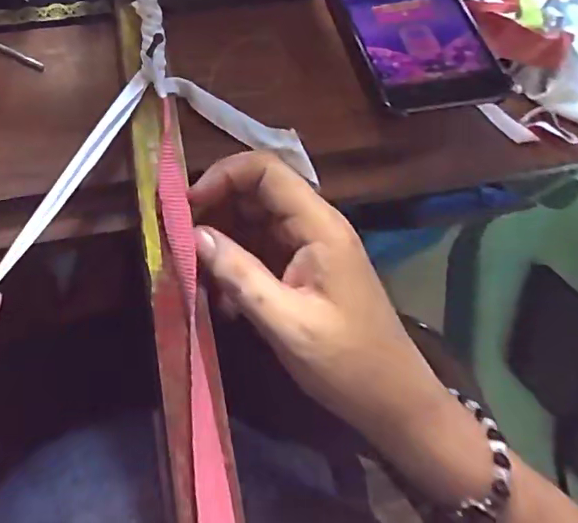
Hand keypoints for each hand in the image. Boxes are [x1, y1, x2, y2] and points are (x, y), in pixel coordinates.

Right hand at [189, 151, 447, 440]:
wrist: (397, 407)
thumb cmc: (349, 365)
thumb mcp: (288, 325)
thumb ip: (240, 276)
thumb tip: (193, 234)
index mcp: (318, 225)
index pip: (265, 169)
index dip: (223, 175)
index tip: (189, 204)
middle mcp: (312, 224)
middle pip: (253, 189)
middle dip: (213, 208)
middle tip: (180, 238)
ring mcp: (305, 244)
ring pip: (249, 218)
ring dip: (219, 239)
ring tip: (195, 273)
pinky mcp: (298, 266)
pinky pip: (255, 246)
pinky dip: (232, 263)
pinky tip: (219, 299)